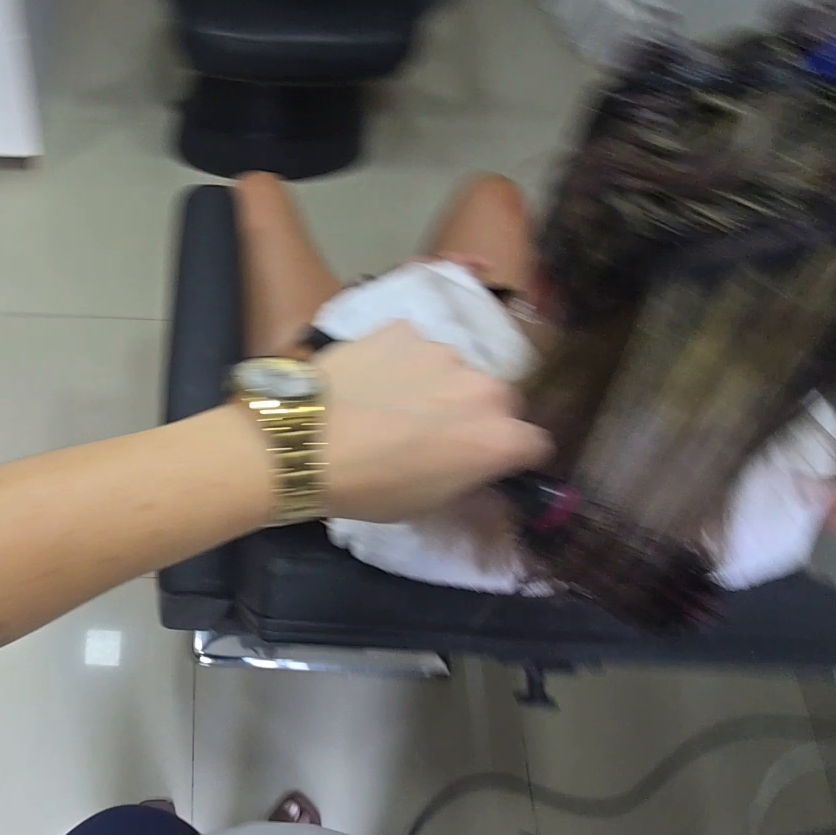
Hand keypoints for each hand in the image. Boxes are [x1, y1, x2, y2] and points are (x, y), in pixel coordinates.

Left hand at [313, 322, 550, 522]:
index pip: (533, 444)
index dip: (511, 455)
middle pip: (497, 400)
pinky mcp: (403, 329)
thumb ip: (472, 486)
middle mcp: (483, 387)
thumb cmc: (366, 487)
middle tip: (431, 433)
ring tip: (390, 404)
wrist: (301, 442)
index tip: (485, 461)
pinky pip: (414, 346)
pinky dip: (400, 360)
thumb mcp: (427, 505)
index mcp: (499, 438)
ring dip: (437, 384)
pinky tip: (368, 379)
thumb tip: (490, 486)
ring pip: (454, 369)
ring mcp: (443, 351)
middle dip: (476, 415)